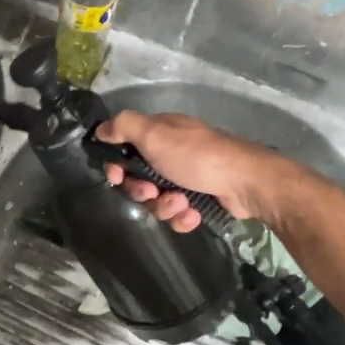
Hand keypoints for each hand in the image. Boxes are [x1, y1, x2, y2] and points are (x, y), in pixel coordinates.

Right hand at [94, 110, 293, 229]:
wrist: (244, 183)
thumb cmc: (196, 156)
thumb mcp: (155, 134)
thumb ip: (124, 127)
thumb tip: (100, 128)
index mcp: (161, 135)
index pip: (124, 151)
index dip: (117, 167)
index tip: (117, 177)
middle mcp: (171, 154)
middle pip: (137, 180)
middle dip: (141, 191)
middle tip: (152, 191)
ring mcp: (186, 178)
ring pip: (156, 201)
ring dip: (164, 206)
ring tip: (182, 204)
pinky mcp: (199, 200)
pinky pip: (176, 214)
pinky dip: (182, 217)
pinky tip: (193, 215)